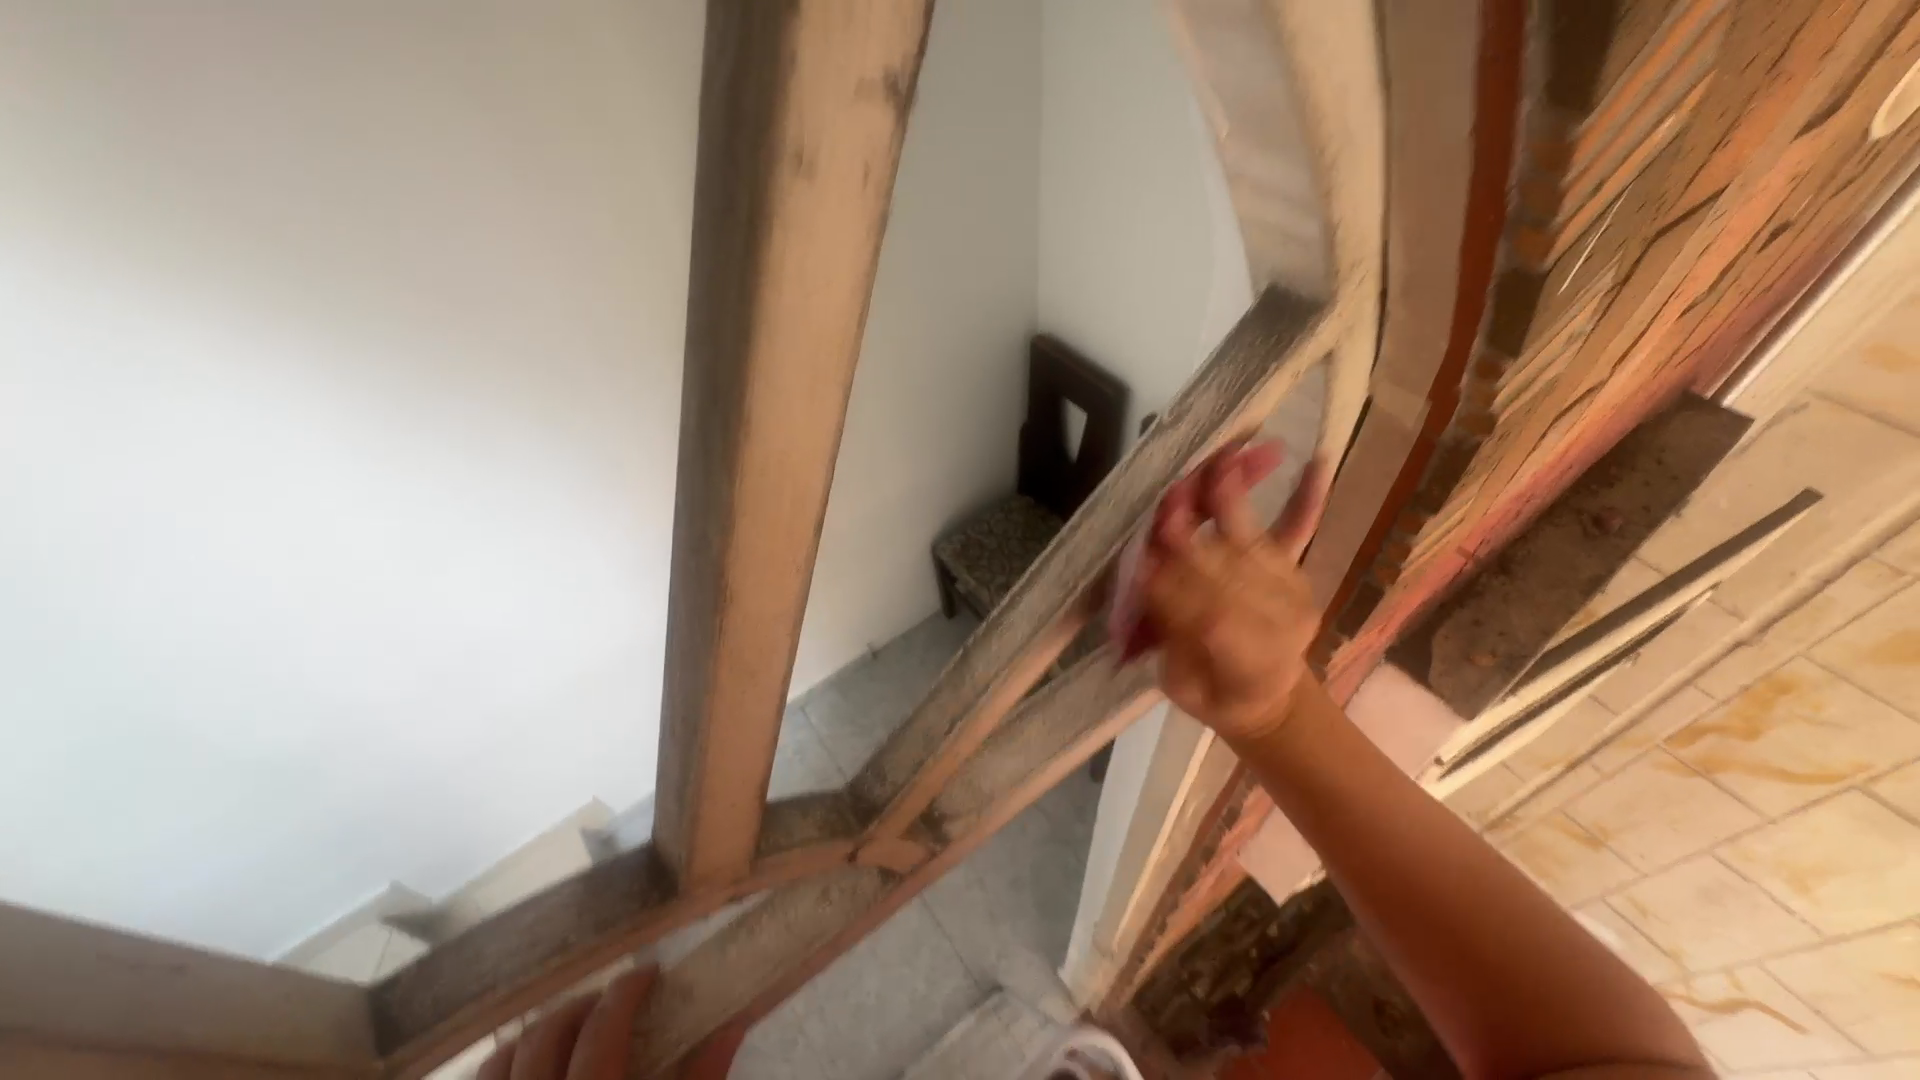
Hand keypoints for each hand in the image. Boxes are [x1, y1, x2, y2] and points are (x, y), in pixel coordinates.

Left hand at [477, 967, 744, 1079]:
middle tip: (613, 1002)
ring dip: (536, 1034)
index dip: (626, 990)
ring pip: (500, 1061)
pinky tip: (530, 1067)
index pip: (602, 1029)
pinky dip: (502, 1067)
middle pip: (547, 1035)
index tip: (649, 973)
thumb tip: (734, 1022)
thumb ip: (702, 1077)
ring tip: (569, 1031)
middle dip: (582, 1006)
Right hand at [1140, 442, 1325, 742]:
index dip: (1177, 583)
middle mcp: (1279, 616)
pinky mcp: (1295, 573)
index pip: (1205, 611)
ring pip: (1255, 539)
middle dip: (1198, 532)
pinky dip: (1308, 499)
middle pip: (1230, 565)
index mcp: (1249, 655)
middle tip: (1175, 495)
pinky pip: (1300, 533)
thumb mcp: (1184, 686)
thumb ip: (1172, 641)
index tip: (1150, 551)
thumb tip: (1151, 584)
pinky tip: (1317, 462)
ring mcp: (1291, 590)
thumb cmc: (1217, 697)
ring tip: (1229, 457)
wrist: (1269, 700)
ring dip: (1238, 497)